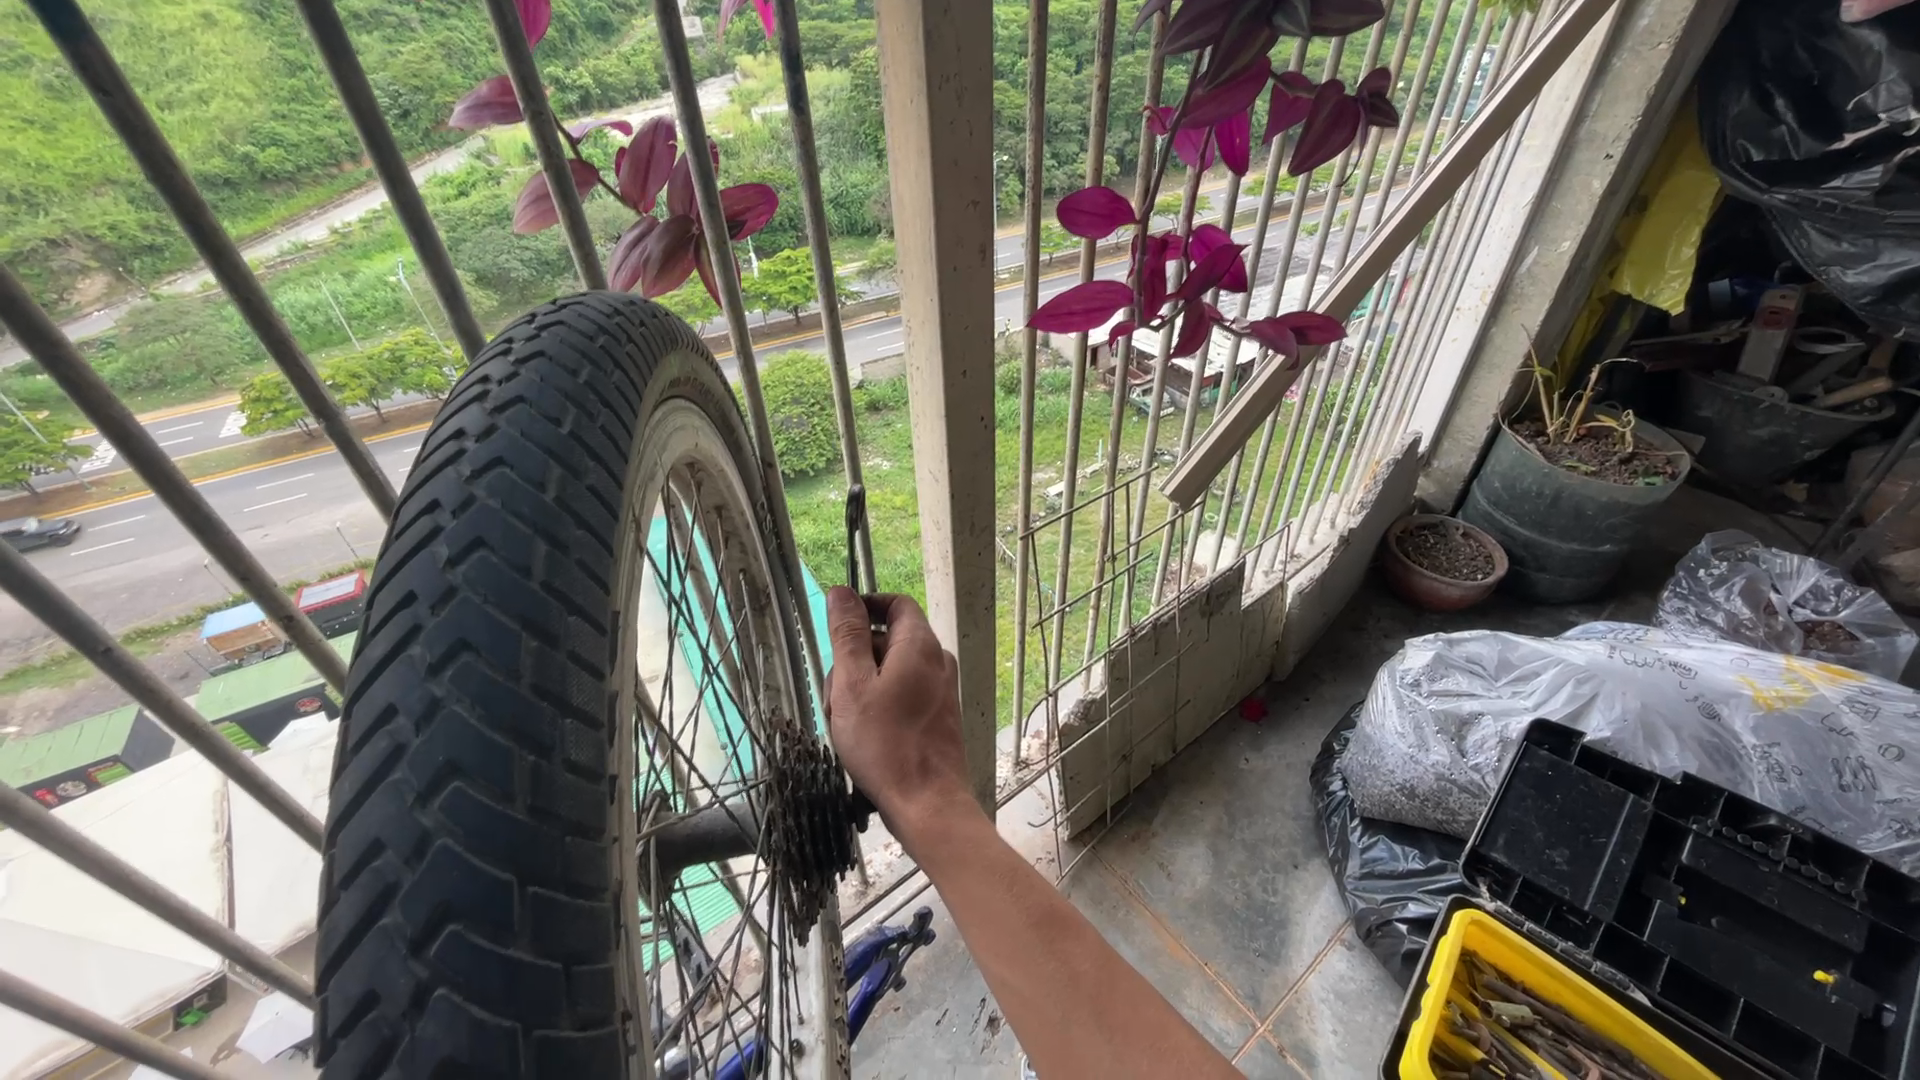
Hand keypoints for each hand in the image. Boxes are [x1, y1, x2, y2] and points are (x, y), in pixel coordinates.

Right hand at [824, 587, 979, 850]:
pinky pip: (902, 697)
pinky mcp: (938, 718)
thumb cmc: (884, 742)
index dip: (866, 607)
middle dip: (854, 660)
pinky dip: (878, 707)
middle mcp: (937, 661)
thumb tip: (842, 591)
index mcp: (920, 645)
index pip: (896, 604)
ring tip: (843, 724)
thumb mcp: (853, 683)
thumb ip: (848, 634)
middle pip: (889, 641)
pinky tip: (860, 739)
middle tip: (832, 695)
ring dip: (861, 689)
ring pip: (891, 673)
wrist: (927, 804)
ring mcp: (940, 691)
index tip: (837, 627)